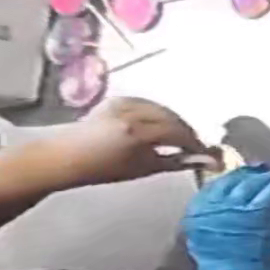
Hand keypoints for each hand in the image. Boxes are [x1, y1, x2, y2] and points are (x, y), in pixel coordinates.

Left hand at [35, 99, 208, 188]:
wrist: (58, 159)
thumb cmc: (102, 169)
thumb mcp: (145, 168)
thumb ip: (180, 162)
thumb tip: (211, 162)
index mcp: (140, 132)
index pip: (181, 134)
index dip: (196, 144)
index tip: (205, 154)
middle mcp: (133, 114)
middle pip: (175, 120)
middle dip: (187, 133)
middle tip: (192, 146)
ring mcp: (123, 105)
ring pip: (164, 110)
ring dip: (175, 122)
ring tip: (177, 136)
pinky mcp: (116, 101)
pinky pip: (149, 104)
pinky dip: (159, 112)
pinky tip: (159, 122)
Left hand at [178, 165, 269, 269]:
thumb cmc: (266, 263)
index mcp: (259, 210)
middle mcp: (232, 205)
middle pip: (251, 179)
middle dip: (265, 175)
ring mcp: (210, 209)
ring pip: (226, 182)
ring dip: (241, 177)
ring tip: (252, 174)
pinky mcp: (196, 215)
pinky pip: (208, 192)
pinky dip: (220, 186)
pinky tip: (229, 185)